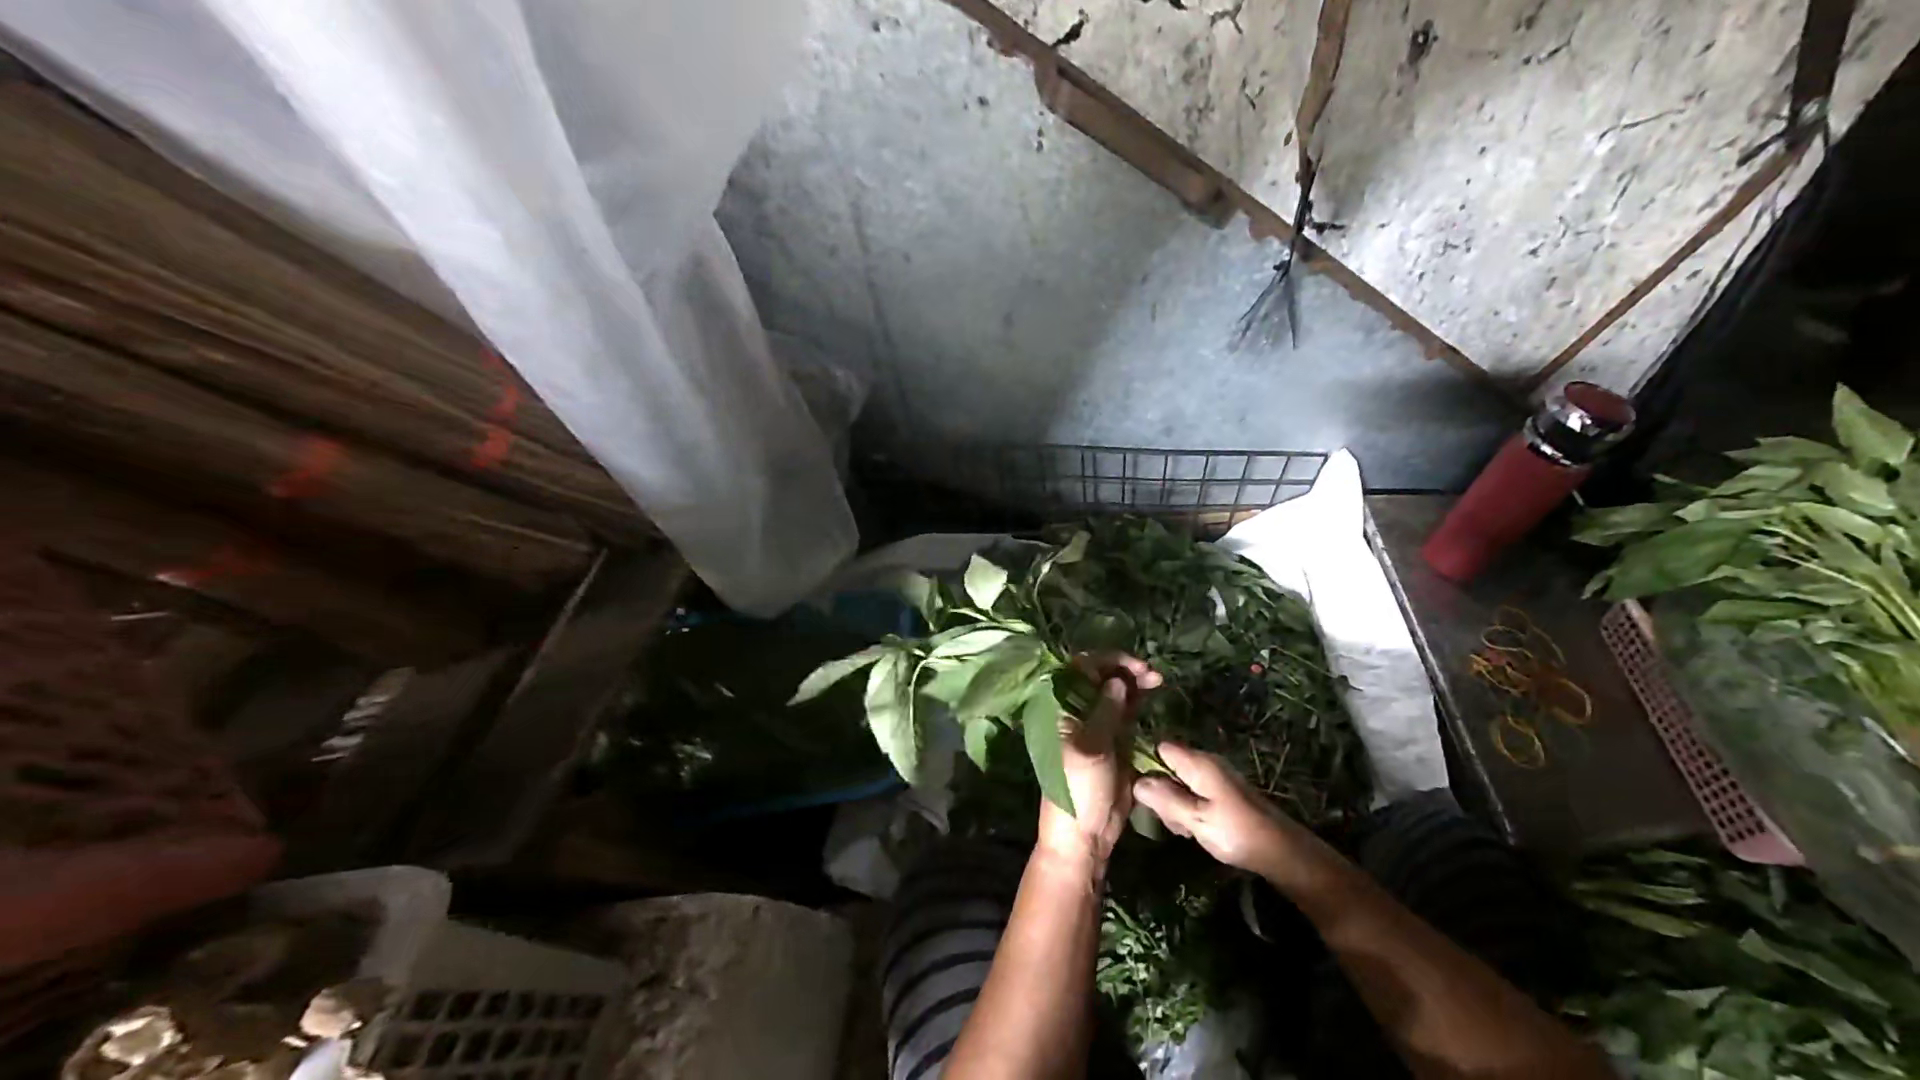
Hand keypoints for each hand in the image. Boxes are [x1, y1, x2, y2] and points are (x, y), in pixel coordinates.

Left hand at [1036, 654, 1160, 869]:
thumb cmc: (1078, 789)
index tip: (1134, 665)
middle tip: (1151, 673)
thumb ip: (1105, 712)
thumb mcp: (1091, 748)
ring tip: (1157, 680)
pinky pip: (1124, 711)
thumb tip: (1117, 681)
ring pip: (1114, 692)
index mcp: (1059, 709)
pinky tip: (1151, 694)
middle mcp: (1075, 711)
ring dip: (1133, 682)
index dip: (1106, 661)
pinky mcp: (1113, 738)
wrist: (1085, 833)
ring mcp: (1095, 724)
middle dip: (1124, 669)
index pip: (1080, 669)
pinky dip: (1137, 700)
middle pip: (1099, 677)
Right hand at [1131, 742, 1310, 877]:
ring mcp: (1215, 777)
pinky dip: (1188, 810)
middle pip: (1167, 766)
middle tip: (1170, 820)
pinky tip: (1195, 831)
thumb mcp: (1195, 819)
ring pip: (1179, 783)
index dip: (1146, 766)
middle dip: (1161, 792)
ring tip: (1184, 830)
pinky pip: (1193, 794)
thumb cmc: (1238, 833)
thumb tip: (1135, 781)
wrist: (1284, 853)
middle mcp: (1206, 763)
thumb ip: (1165, 799)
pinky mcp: (1222, 793)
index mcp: (1198, 763)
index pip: (1159, 748)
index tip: (1144, 793)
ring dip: (1174, 805)